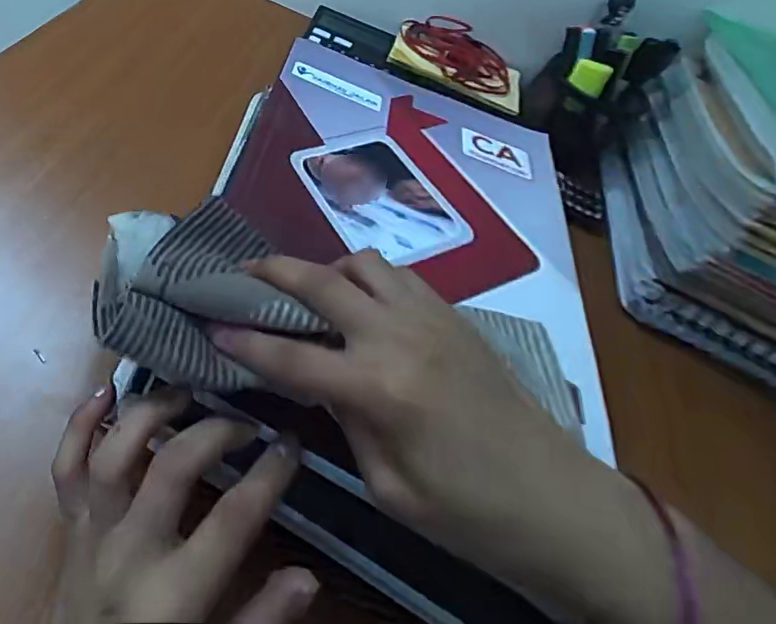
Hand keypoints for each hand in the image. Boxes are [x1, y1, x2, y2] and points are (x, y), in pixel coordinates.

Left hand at [51, 385, 318, 623]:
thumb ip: (261, 618)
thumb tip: (307, 575)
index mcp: (175, 593)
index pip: (232, 521)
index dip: (268, 475)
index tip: (289, 444)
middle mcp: (130, 551)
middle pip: (170, 470)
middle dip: (212, 434)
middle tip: (242, 422)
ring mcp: (93, 531)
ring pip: (112, 455)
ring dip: (148, 413)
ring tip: (183, 394)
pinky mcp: (67, 521)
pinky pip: (66, 465)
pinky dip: (79, 422)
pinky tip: (105, 391)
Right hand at [208, 253, 664, 620]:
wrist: (566, 508)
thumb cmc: (469, 514)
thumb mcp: (388, 484)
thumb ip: (343, 418)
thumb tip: (314, 378)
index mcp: (380, 388)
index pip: (291, 354)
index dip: (244, 339)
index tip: (210, 325)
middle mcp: (400, 336)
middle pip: (319, 281)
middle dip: (271, 271)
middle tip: (241, 272)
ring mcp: (430, 318)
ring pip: (361, 262)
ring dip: (326, 270)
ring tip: (311, 292)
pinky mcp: (453, 315)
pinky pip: (397, 274)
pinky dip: (366, 277)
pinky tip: (361, 302)